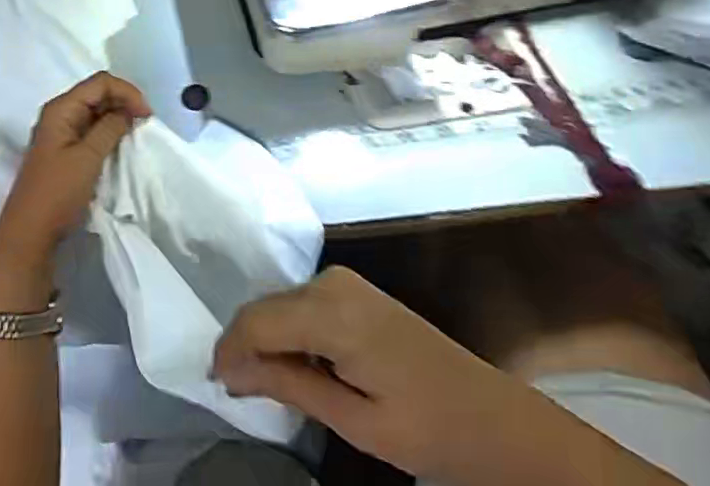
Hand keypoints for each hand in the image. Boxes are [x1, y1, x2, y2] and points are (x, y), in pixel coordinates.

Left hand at [0, 73, 150, 310]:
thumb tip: (128, 111)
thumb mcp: (88, 158)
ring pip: (94, 111)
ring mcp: (59, 133)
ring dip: (117, 117)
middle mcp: (58, 114)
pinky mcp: (63, 151)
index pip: (100, 82)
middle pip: (96, 93)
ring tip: (137, 133)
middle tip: (146, 123)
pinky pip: (90, 130)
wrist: (29, 234)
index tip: (148, 115)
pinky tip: (120, 144)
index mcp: (60, 108)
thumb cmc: (57, 193)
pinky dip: (108, 132)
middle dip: (123, 101)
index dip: (127, 92)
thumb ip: (110, 129)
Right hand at [211, 267, 510, 476]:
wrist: (494, 416)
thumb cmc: (429, 428)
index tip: (215, 384)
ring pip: (278, 303)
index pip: (258, 321)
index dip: (230, 350)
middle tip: (234, 388)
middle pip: (264, 307)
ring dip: (264, 338)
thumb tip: (230, 371)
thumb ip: (290, 385)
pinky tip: (293, 364)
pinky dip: (287, 331)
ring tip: (261, 381)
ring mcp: (343, 281)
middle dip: (244, 344)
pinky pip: (299, 303)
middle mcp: (332, 282)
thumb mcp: (356, 421)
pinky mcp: (351, 288)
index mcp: (334, 313)